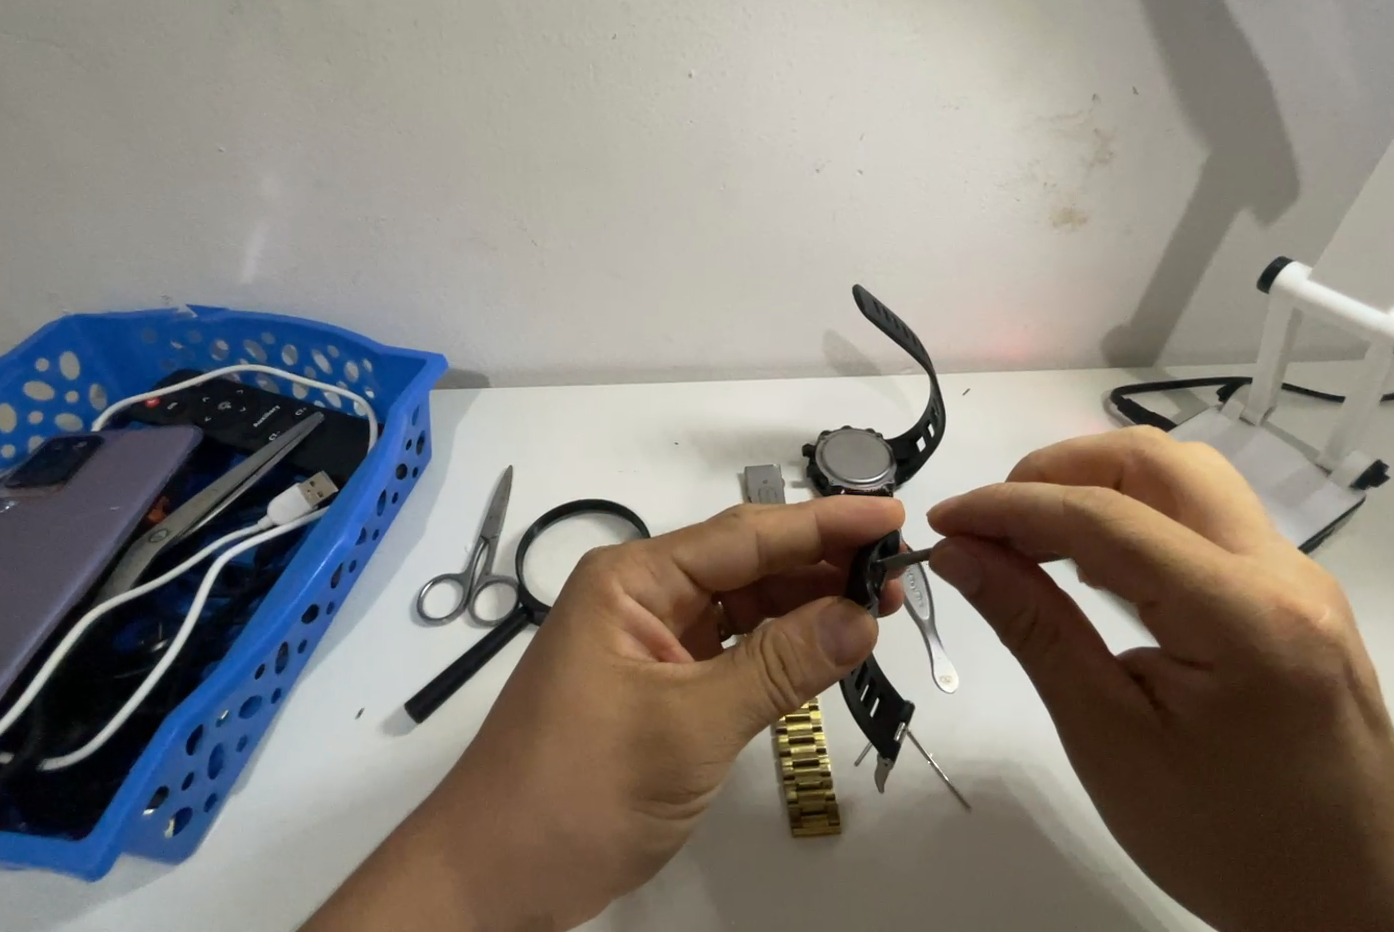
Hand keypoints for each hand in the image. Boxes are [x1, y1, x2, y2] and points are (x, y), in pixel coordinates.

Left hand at [307, 497, 906, 931]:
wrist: (496, 876)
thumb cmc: (581, 789)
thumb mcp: (688, 725)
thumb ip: (779, 666)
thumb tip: (862, 616)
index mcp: (633, 579)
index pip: (744, 535)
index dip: (822, 524)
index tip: (891, 517)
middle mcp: (642, 594)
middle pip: (745, 564)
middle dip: (820, 564)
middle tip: (898, 570)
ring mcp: (649, 637)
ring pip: (742, 605)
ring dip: (805, 605)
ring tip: (877, 605)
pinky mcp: (659, 680)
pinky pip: (730, 646)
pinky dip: (778, 646)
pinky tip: (825, 644)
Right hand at [927, 427, 1393, 931]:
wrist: (1366, 909)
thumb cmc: (1227, 842)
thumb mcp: (1107, 737)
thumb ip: (1032, 626)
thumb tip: (959, 553)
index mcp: (1240, 615)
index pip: (1102, 517)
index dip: (1007, 506)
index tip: (942, 522)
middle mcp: (1281, 571)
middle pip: (1155, 460)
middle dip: (1056, 470)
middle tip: (993, 522)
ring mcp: (1295, 576)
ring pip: (1182, 475)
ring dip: (1094, 483)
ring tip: (1031, 537)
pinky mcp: (1290, 592)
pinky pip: (1198, 516)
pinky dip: (1128, 513)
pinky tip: (1086, 561)